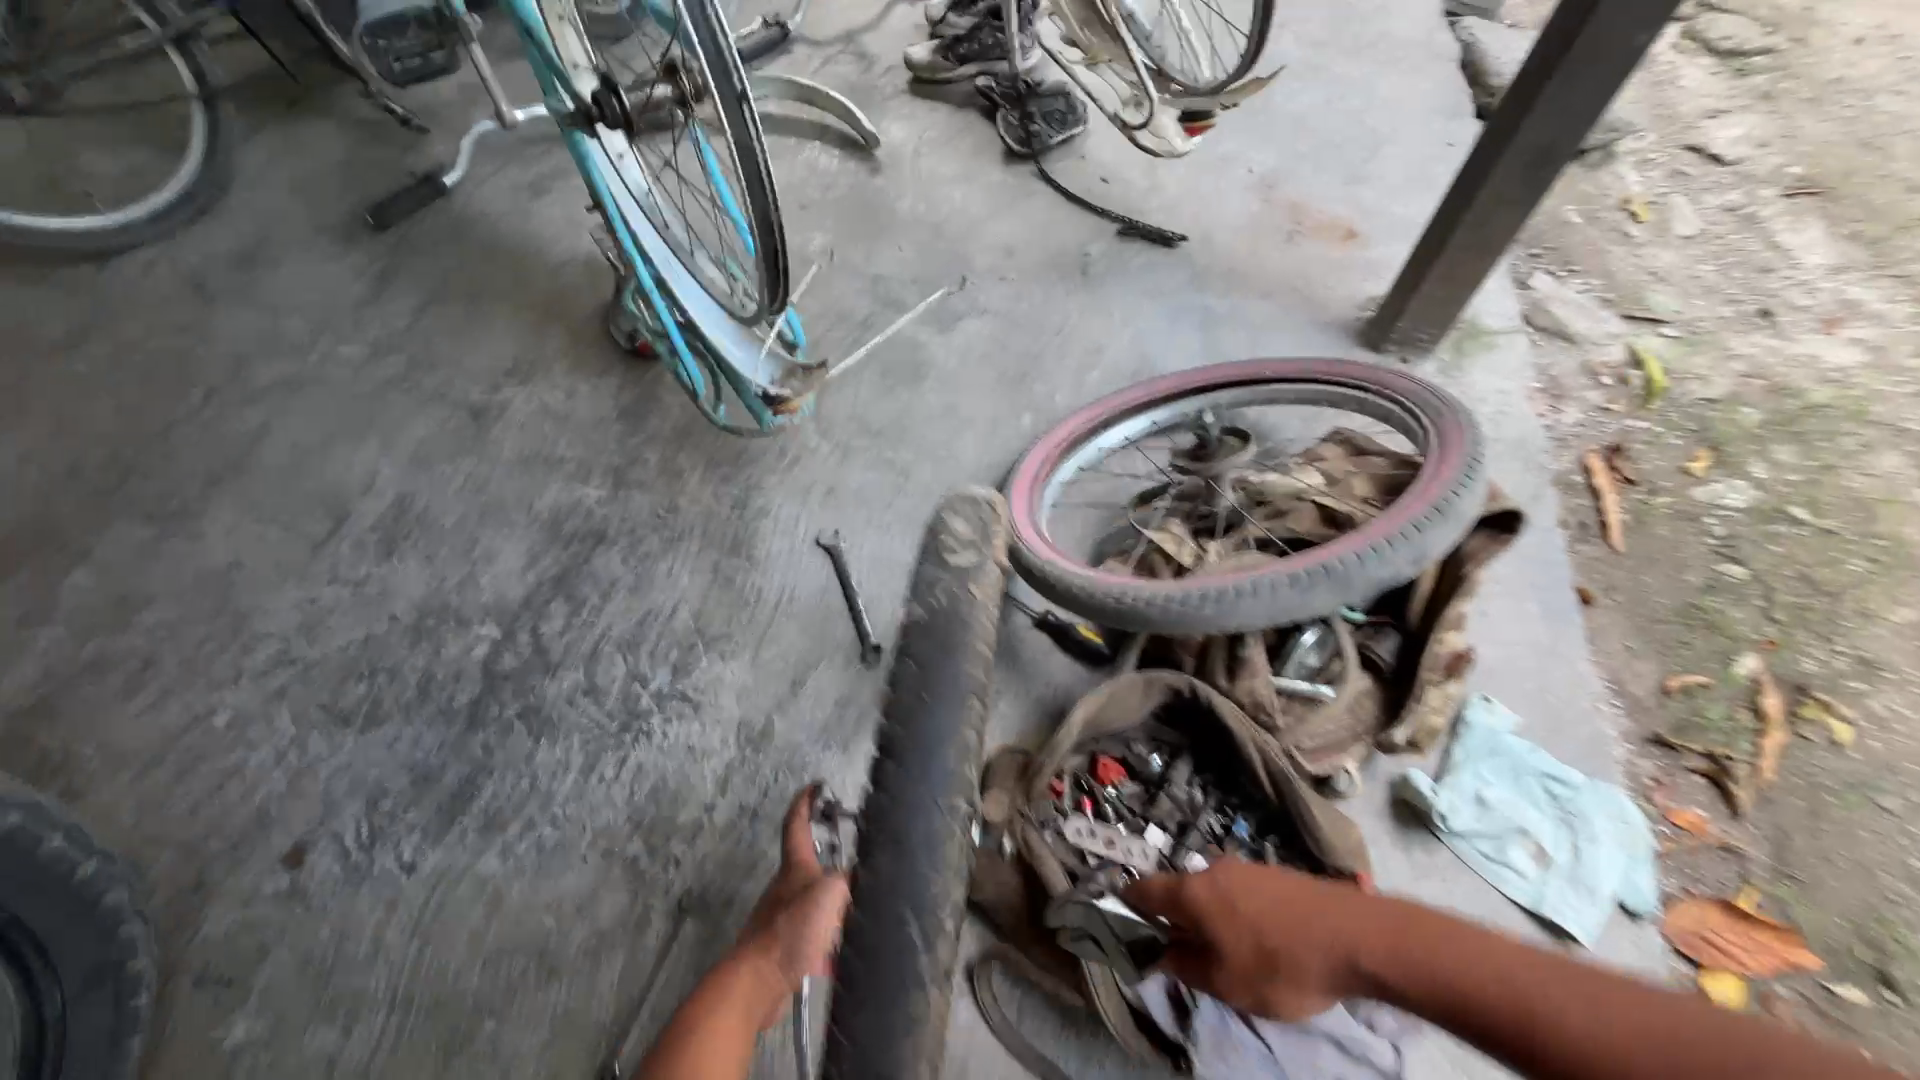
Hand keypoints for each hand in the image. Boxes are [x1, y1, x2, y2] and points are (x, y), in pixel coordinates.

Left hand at [734, 785, 850, 1018]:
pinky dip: (830, 939)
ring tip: (861, 910)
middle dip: (831, 859)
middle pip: (808, 864)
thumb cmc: (791, 929)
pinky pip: (813, 934)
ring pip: (814, 902)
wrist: (756, 983)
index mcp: (794, 867)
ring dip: (835, 904)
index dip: (805, 802)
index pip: (796, 824)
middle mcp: (785, 887)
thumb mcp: (831, 893)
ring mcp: (782, 918)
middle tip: (861, 860)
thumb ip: (850, 878)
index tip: (816, 786)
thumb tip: (860, 875)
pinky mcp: (783, 948)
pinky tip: (844, 950)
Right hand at [1123, 860, 1377, 1021]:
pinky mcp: (1277, 874)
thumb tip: (1161, 953)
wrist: (1357, 937)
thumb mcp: (1226, 983)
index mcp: (1191, 892)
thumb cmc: (1281, 964)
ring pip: (1212, 892)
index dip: (1127, 907)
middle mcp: (1213, 870)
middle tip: (1180, 950)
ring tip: (1222, 950)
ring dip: (1208, 917)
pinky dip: (1236, 913)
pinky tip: (1257, 939)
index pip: (1142, 890)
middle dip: (1173, 918)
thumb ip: (1186, 966)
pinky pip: (1240, 893)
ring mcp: (1248, 868)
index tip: (1122, 925)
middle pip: (1179, 890)